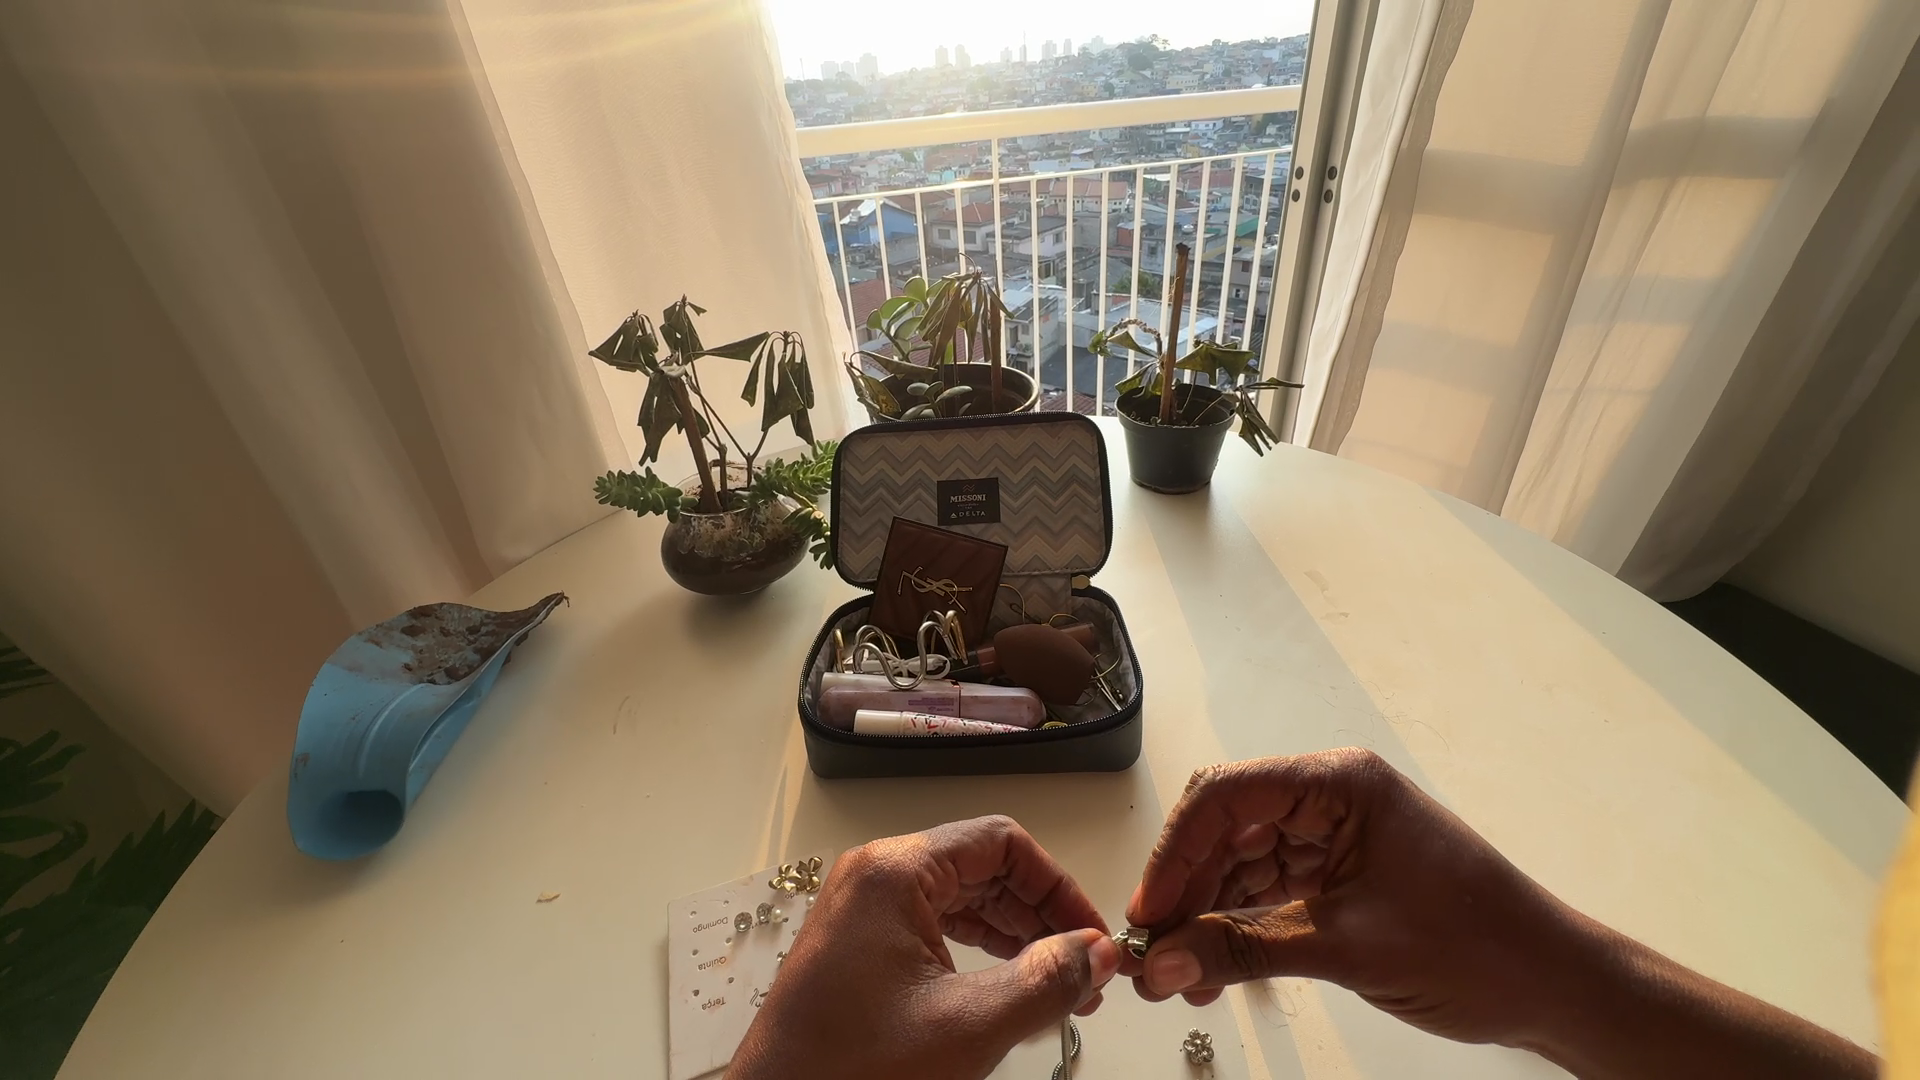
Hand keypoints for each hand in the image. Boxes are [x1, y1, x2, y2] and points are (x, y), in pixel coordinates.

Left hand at [729, 816, 1119, 1079]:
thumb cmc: (858, 1070)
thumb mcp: (965, 1027)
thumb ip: (1043, 982)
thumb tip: (1097, 952)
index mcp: (897, 868)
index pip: (999, 842)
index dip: (1055, 884)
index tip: (1090, 934)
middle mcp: (878, 870)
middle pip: (981, 864)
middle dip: (1038, 912)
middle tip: (1082, 966)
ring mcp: (865, 902)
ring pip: (960, 893)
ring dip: (1013, 931)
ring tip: (1057, 978)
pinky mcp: (859, 936)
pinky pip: (933, 919)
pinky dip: (977, 944)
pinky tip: (1009, 976)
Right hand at [1124, 748, 1582, 1045]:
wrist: (1564, 993)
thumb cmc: (1477, 950)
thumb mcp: (1347, 948)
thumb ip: (1245, 950)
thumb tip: (1161, 965)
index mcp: (1335, 782)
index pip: (1227, 795)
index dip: (1176, 849)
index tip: (1148, 908)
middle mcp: (1323, 797)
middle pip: (1225, 829)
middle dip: (1187, 889)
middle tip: (1153, 947)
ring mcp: (1326, 833)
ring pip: (1238, 863)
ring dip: (1206, 915)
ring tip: (1176, 972)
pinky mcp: (1331, 871)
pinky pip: (1265, 890)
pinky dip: (1237, 927)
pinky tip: (1212, 967)